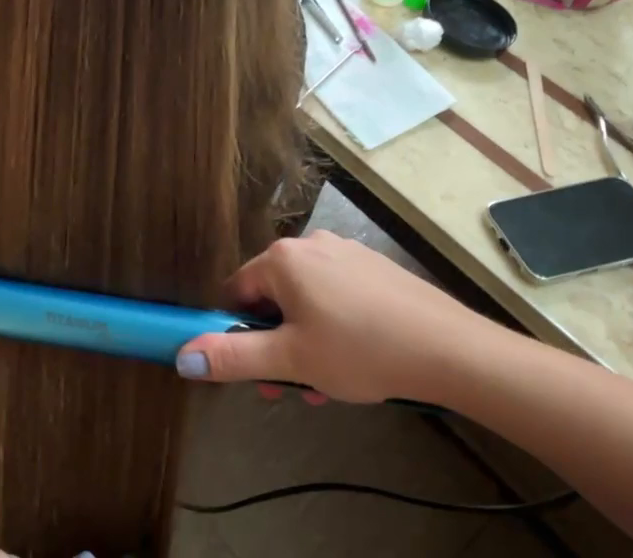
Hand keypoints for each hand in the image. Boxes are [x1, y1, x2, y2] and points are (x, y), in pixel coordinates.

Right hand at [175, 232, 497, 403]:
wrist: (449, 349)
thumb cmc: (360, 350)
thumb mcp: (291, 361)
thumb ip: (233, 358)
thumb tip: (182, 357)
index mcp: (282, 259)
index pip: (236, 292)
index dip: (238, 333)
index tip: (256, 370)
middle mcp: (311, 245)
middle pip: (272, 297)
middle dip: (275, 344)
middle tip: (292, 387)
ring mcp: (347, 254)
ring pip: (306, 301)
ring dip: (305, 342)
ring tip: (327, 385)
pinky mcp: (376, 269)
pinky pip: (337, 296)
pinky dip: (334, 327)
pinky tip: (356, 362)